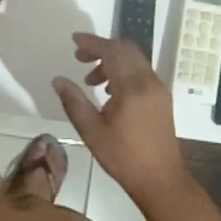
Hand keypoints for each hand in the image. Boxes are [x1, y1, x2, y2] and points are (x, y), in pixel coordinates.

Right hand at [52, 32, 187, 197]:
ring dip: (113, 61)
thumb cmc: (122, 157)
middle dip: (102, 48)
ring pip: (135, 60)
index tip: (74, 41)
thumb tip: (58, 80)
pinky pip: (142, 73)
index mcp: (132, 88)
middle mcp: (149, 82)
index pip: (112, 51)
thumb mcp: (91, 131)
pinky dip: (124, 71)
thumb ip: (73, 101)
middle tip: (79, 58)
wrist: (159, 178)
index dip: (92, 43)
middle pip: (126, 50)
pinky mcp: (162, 98)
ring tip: (91, 80)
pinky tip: (109, 92)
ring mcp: (159, 89)